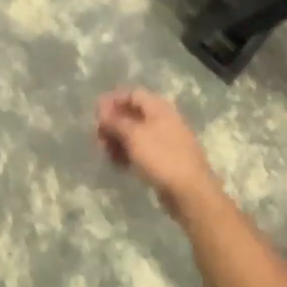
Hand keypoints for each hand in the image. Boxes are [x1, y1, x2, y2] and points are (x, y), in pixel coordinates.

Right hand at [95, 87, 222, 217]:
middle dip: (113, 124)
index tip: (95, 113)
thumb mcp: (134, 136)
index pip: (132, 94)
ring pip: (135, 134)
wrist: (191, 192)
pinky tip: (119, 165)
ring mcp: (165, 140)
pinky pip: (142, 150)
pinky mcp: (165, 159)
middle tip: (98, 138)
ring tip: (106, 154)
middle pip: (132, 114)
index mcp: (158, 108)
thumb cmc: (161, 157)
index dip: (112, 100)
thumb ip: (115, 120)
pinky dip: (128, 153)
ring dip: (118, 140)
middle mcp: (163, 120)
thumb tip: (101, 109)